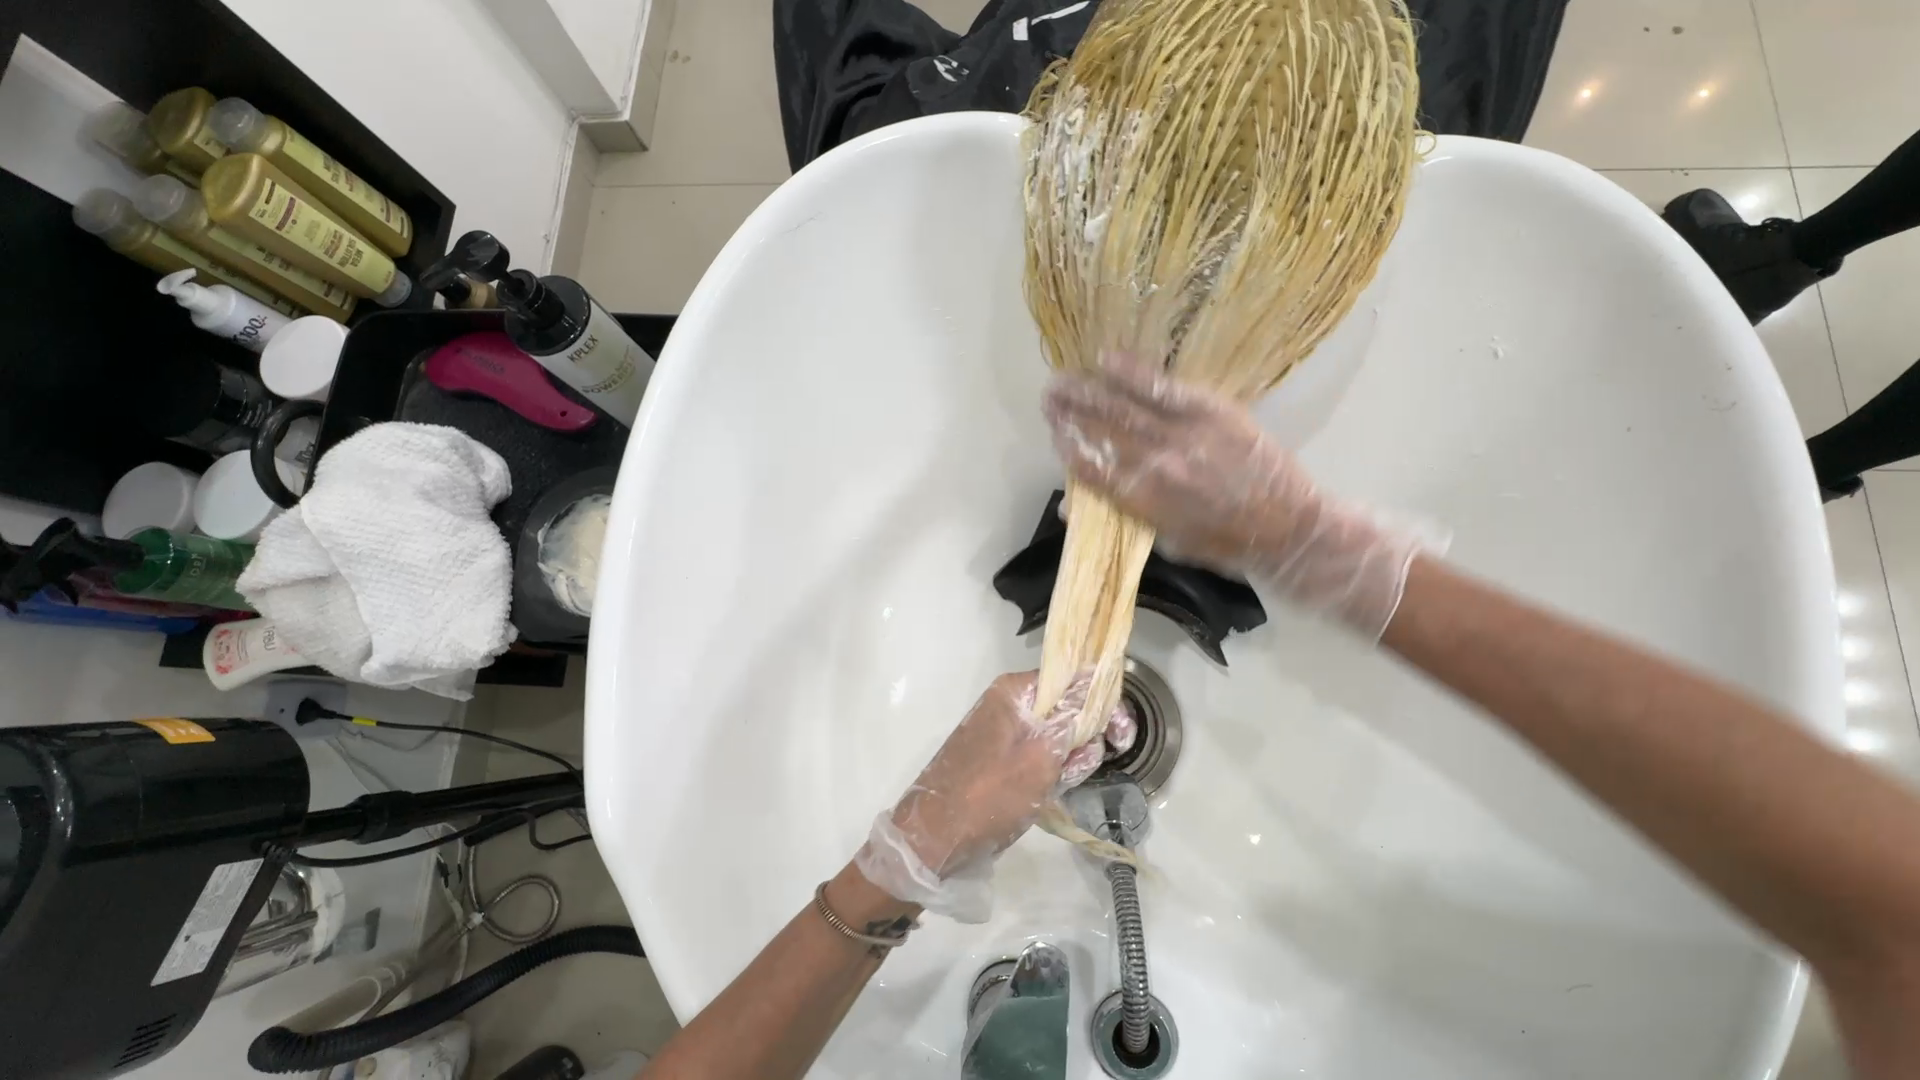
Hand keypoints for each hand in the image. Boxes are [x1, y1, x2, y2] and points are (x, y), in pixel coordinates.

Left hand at [854, 671, 1133, 921]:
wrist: (934, 839)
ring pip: (1057, 736)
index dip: (1103, 703)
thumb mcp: (1041, 755)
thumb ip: (1074, 714)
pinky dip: (1051, 773)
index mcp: (1015, 692)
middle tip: (1080, 768)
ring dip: (1069, 760)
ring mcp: (1005, 734)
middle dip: (1086, 737)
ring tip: (1056, 785)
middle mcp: (1010, 705)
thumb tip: (1097, 674)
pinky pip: (1039, 757)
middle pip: (1068, 707)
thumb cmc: (989, 794)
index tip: (1121, 736)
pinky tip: (1050, 792)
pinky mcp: (1002, 761)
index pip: (1073, 679)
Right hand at [1042, 357, 1427, 638]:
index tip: (1053, 434)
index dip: (1068, 448)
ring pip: (1123, 409)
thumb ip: (1120, 521)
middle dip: (1070, 414)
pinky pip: (1163, 389)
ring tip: (1064, 379)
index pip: (1092, 468)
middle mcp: (1156, 466)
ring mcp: (1183, 435)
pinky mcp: (1211, 412)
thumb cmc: (1226, 545)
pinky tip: (1107, 360)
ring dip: (1089, 392)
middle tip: (1048, 397)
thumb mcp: (1168, 544)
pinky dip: (1133, 374)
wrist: (1288, 529)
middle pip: (1101, 433)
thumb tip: (1070, 508)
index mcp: (1143, 502)